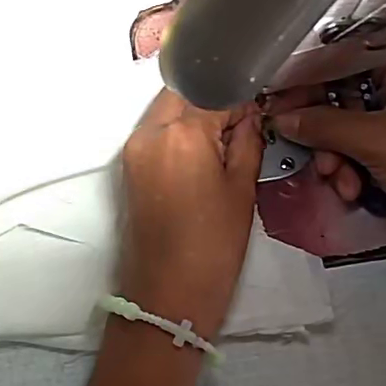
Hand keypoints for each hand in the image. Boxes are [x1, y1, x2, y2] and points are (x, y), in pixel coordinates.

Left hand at [118, 89, 264, 336]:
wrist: (167, 296)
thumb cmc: (212, 249)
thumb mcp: (241, 191)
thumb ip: (246, 143)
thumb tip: (248, 117)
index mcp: (182, 134)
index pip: (214, 90)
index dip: (240, 97)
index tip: (258, 109)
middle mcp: (149, 133)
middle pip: (183, 91)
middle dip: (212, 97)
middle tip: (239, 123)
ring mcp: (133, 150)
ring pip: (165, 109)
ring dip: (193, 112)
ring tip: (222, 140)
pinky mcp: (127, 169)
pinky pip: (154, 133)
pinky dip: (177, 132)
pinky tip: (201, 154)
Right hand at [267, 77, 385, 259]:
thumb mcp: (380, 140)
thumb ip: (326, 125)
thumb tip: (282, 117)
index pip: (356, 70)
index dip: (320, 84)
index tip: (289, 101)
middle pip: (347, 111)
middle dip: (328, 138)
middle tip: (322, 160)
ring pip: (350, 144)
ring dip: (338, 164)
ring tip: (344, 185)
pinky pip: (360, 169)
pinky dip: (350, 180)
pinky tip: (353, 194)